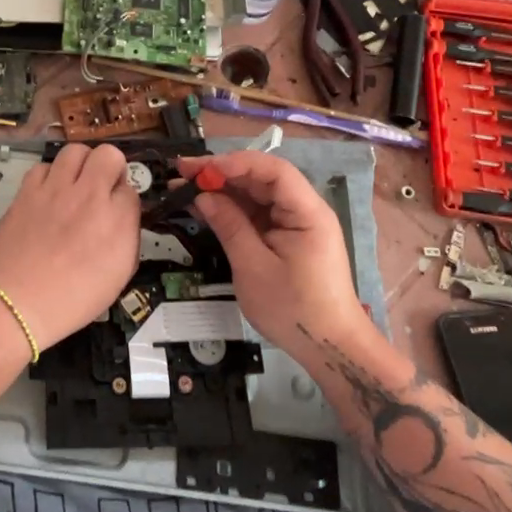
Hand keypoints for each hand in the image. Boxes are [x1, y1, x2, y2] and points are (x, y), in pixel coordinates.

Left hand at [0, 143, 140, 348]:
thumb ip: (127, 240)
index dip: (124, 199)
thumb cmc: (71, 301)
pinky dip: (49, 176)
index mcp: (117, 220)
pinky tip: (48, 195)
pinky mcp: (27, 190)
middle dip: (110, 167)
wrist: (16, 304)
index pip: (131, 189)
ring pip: (75, 151)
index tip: (117, 211)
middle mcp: (89, 196)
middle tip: (101, 187)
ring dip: (80, 164)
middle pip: (108, 154)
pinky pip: (43, 166)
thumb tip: (124, 218)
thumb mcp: (117, 278)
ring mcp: (55, 189)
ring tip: (75, 184)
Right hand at [179, 151, 364, 355]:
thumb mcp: (254, 268)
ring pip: (255, 194)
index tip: (202, 169)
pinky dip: (230, 209)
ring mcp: (294, 223)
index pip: (273, 170)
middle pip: (261, 178)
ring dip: (221, 189)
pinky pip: (256, 213)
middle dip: (221, 172)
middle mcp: (304, 209)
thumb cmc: (295, 309)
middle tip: (182, 172)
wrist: (329, 348)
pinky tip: (203, 207)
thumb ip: (229, 226)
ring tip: (183, 187)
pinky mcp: (285, 237)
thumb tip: (203, 196)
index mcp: (307, 212)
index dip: (236, 162)